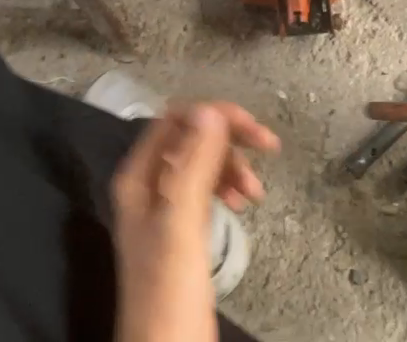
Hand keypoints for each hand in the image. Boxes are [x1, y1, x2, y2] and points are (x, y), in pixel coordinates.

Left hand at [111, 102, 278, 341]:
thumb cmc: (169, 294)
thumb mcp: (181, 224)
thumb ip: (193, 165)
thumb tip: (210, 112)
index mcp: (139, 178)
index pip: (175, 119)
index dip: (213, 114)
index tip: (250, 126)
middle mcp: (149, 186)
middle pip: (192, 137)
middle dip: (229, 137)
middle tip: (267, 145)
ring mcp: (166, 207)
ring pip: (204, 162)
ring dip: (234, 164)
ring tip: (254, 191)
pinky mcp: (184, 228)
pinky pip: (208, 188)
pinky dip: (229, 186)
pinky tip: (242, 202)